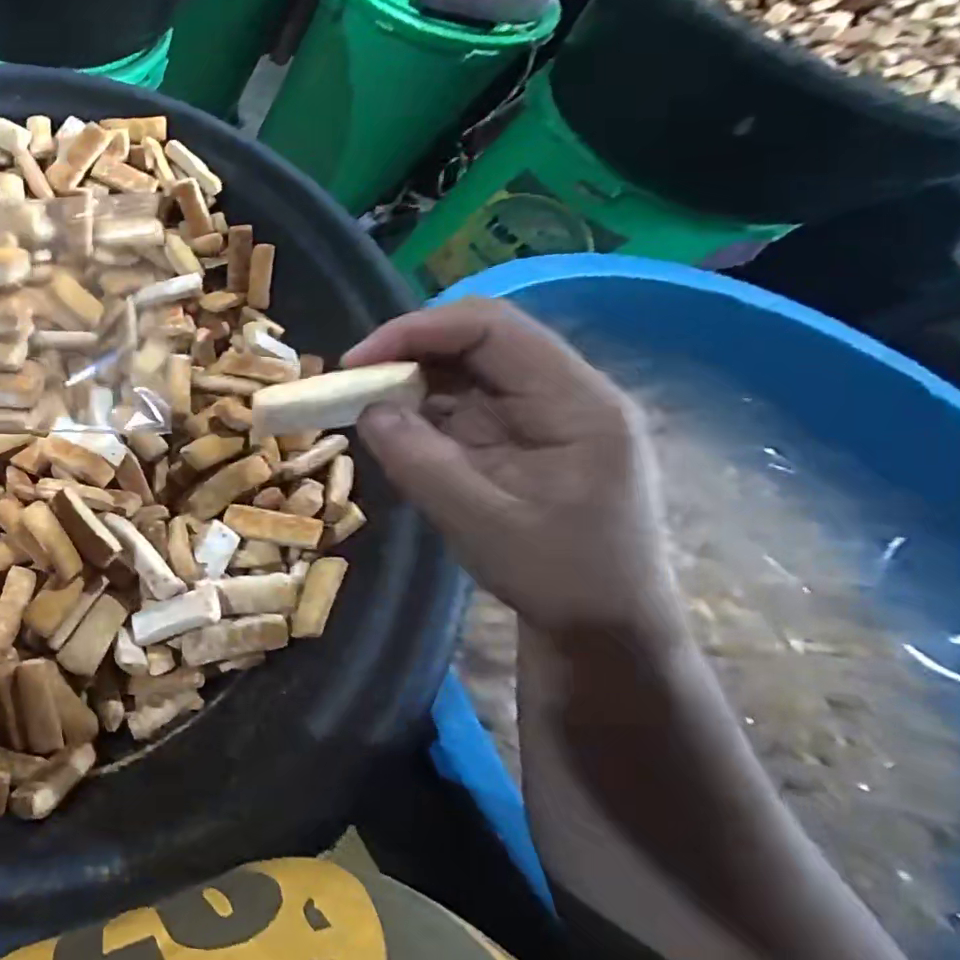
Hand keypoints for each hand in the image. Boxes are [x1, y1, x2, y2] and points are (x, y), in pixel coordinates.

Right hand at [343, 299, 681, 639]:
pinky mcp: (522, 437)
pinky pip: (465, 404)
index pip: (492, 329)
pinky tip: (397, 432)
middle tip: (354, 382)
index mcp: (576, 402)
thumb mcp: (481, 524)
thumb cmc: (558, 579)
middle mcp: (564, 393)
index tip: (357, 362)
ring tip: (366, 406)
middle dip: (409, 352)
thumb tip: (368, 410)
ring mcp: (543, 415)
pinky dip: (423, 411)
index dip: (417, 331)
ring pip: (468, 369)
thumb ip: (420, 462)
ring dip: (413, 381)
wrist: (605, 631)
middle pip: (479, 340)